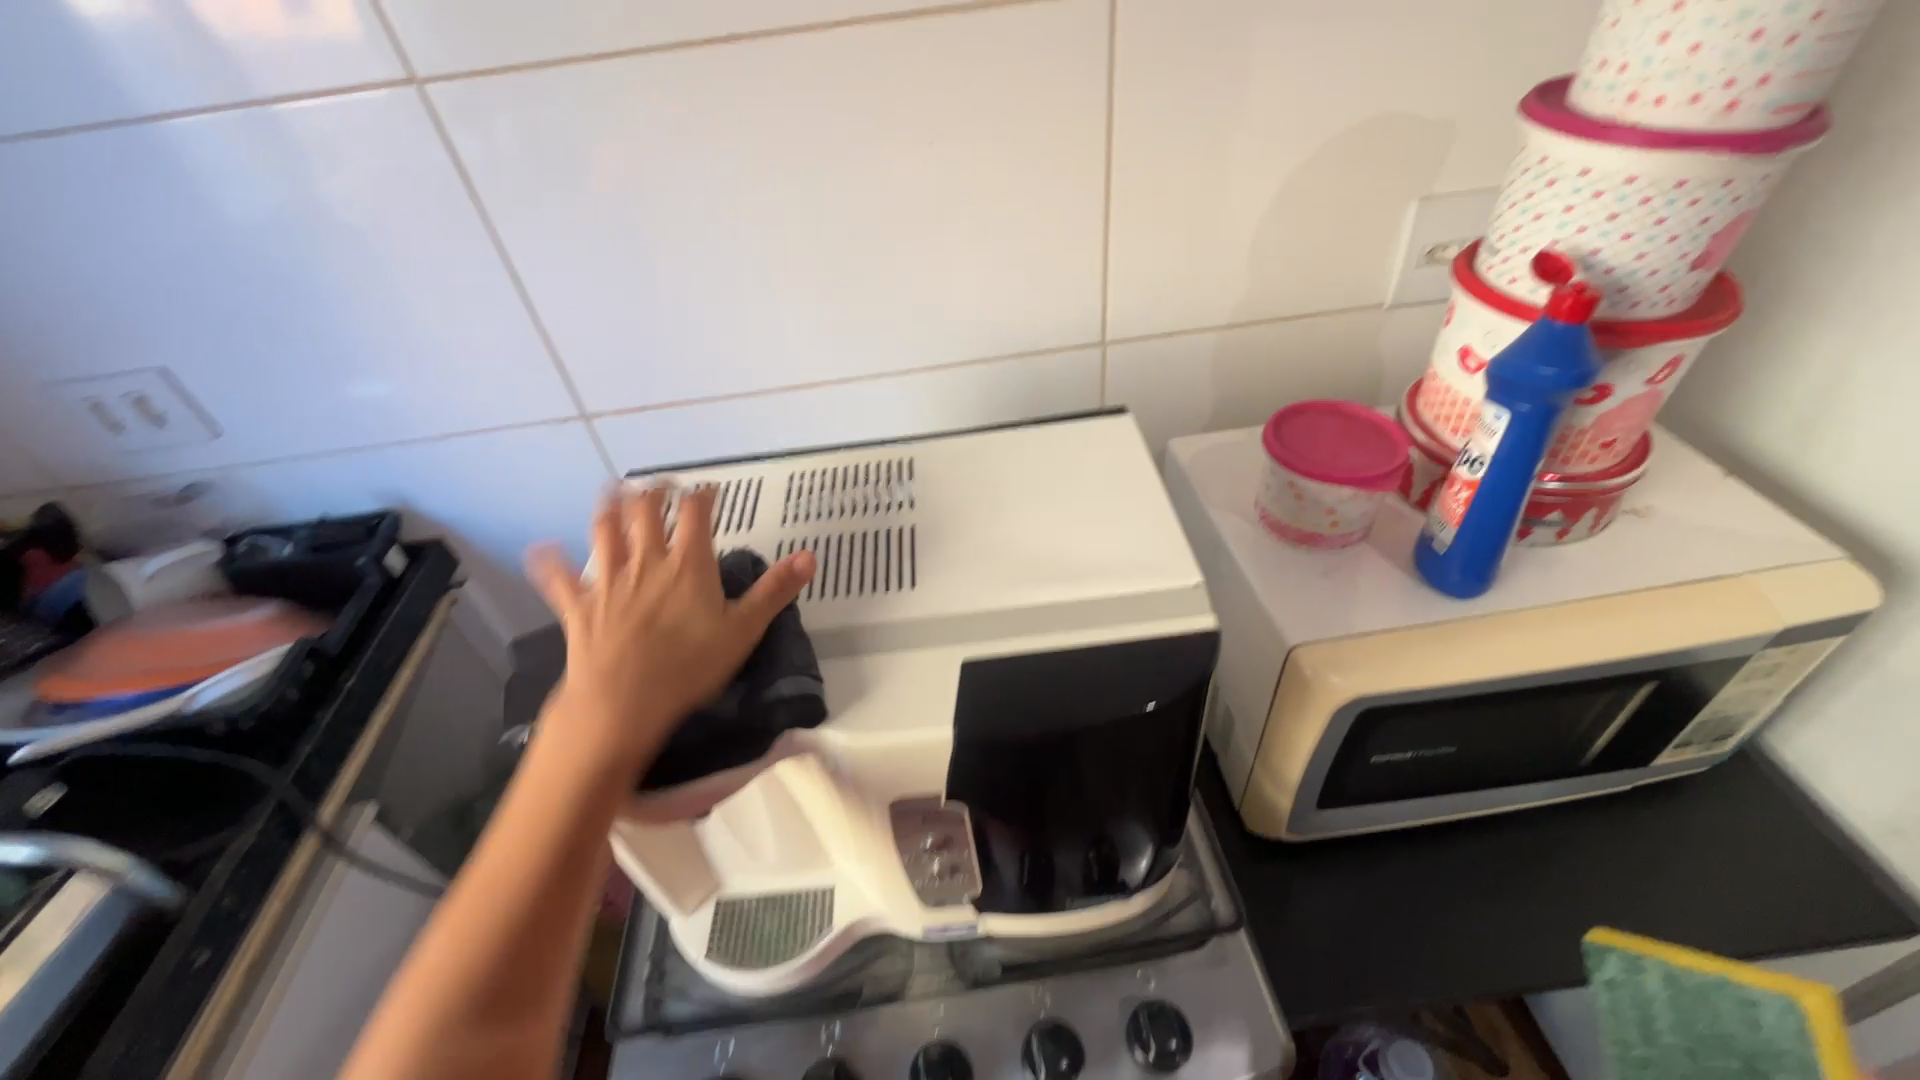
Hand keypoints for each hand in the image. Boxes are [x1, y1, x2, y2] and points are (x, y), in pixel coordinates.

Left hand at [524, 486, 815, 768]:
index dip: (703, 496)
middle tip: (661, 485)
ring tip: (613, 491)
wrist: (622, 701)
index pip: (696, 514)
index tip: (709, 489)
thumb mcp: (743, 630)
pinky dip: (550, 561)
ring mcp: (608, 581)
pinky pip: (560, 578)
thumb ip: (775, 590)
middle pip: (646, 512)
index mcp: (688, 564)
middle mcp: (646, 561)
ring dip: (609, 507)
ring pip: (605, 532)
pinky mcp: (579, 606)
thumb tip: (809, 556)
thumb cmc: (689, 666)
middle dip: (654, 493)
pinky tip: (542, 549)